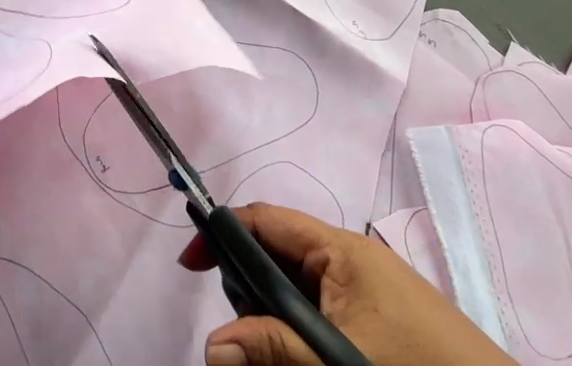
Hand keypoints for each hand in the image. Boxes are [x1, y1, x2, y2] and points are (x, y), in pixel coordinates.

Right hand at [178, 203, 514, 365]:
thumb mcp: (339, 358)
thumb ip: (273, 348)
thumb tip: (209, 347)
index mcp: (341, 250)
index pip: (263, 219)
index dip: (221, 233)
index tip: (190, 266)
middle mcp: (351, 259)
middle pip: (274, 253)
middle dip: (248, 286)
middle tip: (244, 331)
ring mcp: (368, 288)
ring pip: (295, 285)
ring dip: (275, 315)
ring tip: (279, 352)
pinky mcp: (380, 317)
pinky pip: (321, 307)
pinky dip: (301, 328)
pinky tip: (303, 355)